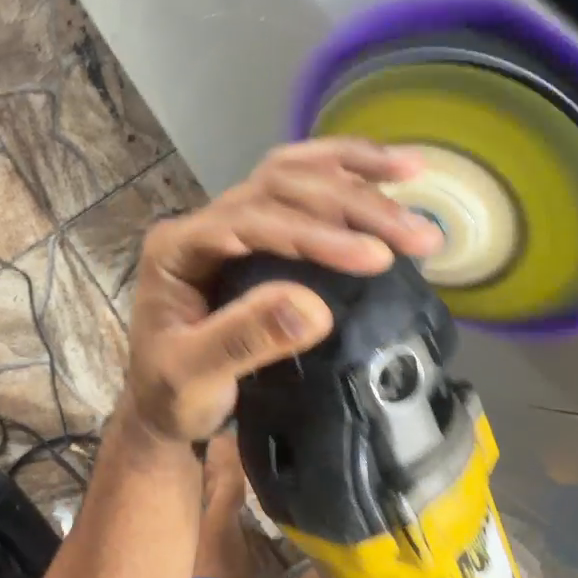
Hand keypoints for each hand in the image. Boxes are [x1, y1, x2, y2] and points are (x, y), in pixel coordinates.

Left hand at [119, 139, 442, 443]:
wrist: (162, 404)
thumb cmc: (170, 393)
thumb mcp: (194, 376)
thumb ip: (243, 339)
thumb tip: (315, 307)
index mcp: (176, 248)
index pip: (249, 221)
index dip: (314, 235)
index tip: (374, 258)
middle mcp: (201, 223)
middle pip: (277, 187)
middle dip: (350, 203)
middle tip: (416, 235)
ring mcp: (227, 223)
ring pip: (290, 174)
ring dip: (353, 172)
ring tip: (415, 173)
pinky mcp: (253, 234)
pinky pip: (298, 189)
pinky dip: (343, 177)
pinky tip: (386, 178)